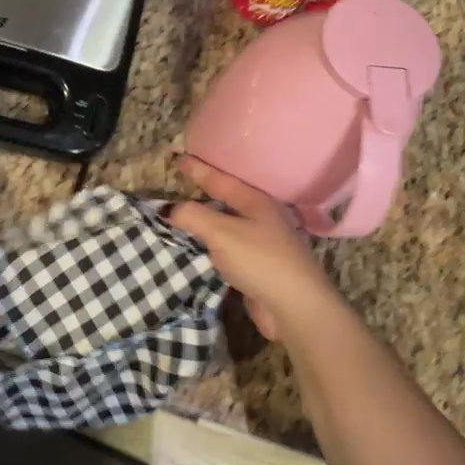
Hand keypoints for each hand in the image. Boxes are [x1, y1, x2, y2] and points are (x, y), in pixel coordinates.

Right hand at [170, 155, 334, 339]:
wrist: (295, 307)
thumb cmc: (260, 260)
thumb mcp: (222, 233)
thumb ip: (193, 216)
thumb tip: (168, 209)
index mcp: (256, 202)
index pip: (220, 180)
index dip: (198, 169)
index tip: (178, 157)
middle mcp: (261, 218)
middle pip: (227, 198)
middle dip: (205, 189)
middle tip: (181, 180)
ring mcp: (262, 243)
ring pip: (227, 223)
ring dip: (207, 217)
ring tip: (185, 212)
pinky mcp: (258, 267)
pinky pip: (227, 247)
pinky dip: (212, 242)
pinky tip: (201, 245)